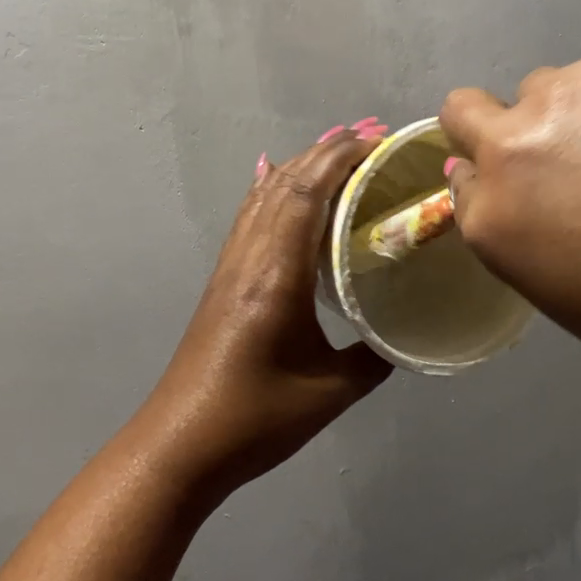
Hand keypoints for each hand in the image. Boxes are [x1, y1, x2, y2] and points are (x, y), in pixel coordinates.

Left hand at [131, 126, 393, 494]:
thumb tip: (401, 333)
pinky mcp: (223, 280)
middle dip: (327, 151)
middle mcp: (250, 257)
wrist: (179, 446)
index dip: (339, 158)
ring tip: (339, 147)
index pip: (306, 193)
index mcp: (276, 274)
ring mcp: (231, 265)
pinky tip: (275, 177)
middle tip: (371, 134)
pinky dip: (271, 187)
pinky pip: (250, 215)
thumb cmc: (255, 418)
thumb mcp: (329, 392)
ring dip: (302, 163)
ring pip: (265, 194)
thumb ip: (372, 358)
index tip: (376, 140)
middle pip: (285, 183)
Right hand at [440, 47, 580, 381]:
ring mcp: (558, 99)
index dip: (494, 179)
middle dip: (491, 121)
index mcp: (493, 220)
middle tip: (554, 142)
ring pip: (546, 87)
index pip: (463, 179)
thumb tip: (503, 186)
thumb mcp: (567, 293)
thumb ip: (523, 233)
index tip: (531, 186)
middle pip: (464, 108)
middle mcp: (508, 151)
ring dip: (572, 110)